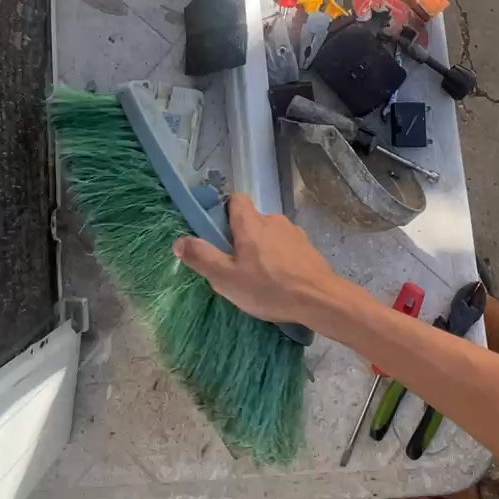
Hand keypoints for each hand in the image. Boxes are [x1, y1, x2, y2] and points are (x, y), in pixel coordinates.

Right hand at [171, 194, 357, 327]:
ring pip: (269, 234)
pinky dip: (279, 258)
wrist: (319, 298)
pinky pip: (285, 246)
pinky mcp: (307, 247)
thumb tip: (179, 241)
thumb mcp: (227, 278)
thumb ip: (202, 257)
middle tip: (234, 266)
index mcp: (251, 223)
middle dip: (241, 238)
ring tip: (258, 278)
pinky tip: (279, 280)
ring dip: (261, 249)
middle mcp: (272, 219)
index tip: (217, 235)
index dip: (224, 212)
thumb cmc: (269, 287)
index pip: (235, 199)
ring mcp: (293, 232)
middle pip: (251, 220)